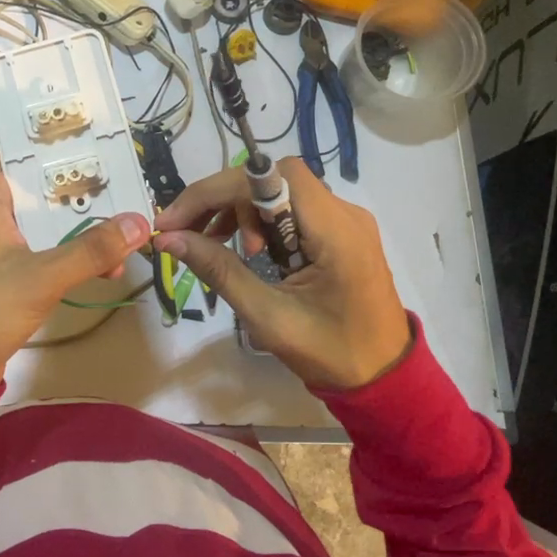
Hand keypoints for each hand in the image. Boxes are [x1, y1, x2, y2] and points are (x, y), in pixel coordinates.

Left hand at [0, 119, 150, 384]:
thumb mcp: (39, 277)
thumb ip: (89, 251)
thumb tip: (140, 220)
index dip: (16, 111)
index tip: (59, 101)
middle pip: (28, 167)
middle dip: (68, 160)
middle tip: (112, 148)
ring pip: (43, 207)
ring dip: (78, 208)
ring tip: (122, 204)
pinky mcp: (8, 266)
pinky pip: (46, 241)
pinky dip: (73, 244)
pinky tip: (108, 260)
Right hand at [153, 161, 410, 390]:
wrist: (387, 379)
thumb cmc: (331, 354)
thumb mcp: (269, 318)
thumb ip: (220, 271)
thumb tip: (169, 239)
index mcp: (336, 232)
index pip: (269, 177)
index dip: (218, 188)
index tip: (178, 218)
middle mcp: (344, 213)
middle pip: (271, 179)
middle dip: (222, 198)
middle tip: (187, 231)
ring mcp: (345, 220)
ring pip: (278, 190)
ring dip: (238, 208)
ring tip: (216, 244)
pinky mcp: (340, 231)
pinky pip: (291, 208)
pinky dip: (259, 220)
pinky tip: (245, 249)